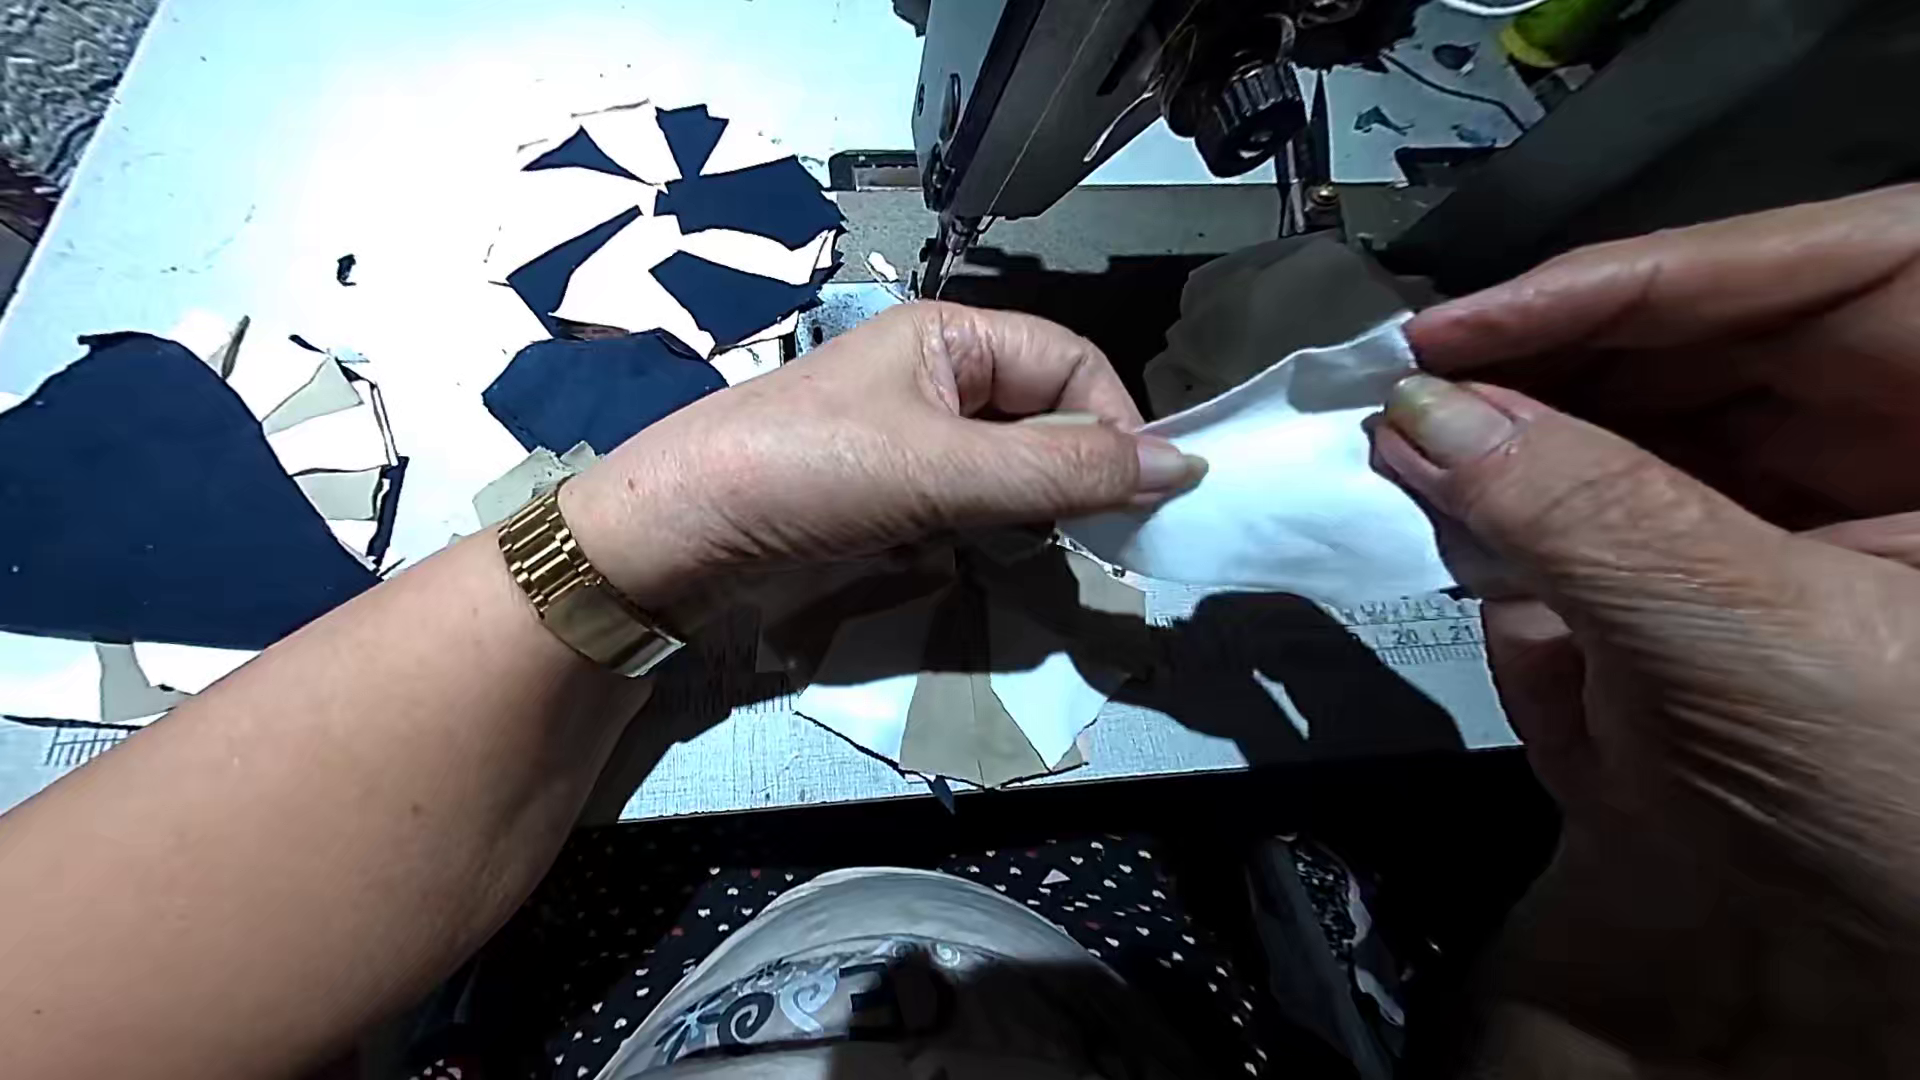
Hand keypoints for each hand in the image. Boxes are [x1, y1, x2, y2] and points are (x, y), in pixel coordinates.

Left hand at [561, 301, 1204, 613]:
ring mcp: (918, 437)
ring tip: (1039, 543)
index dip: (1116, 423)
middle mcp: (941, 377)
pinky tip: (994, 550)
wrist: (684, 536)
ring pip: (1015, 463)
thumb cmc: (809, 473)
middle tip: (1095, 532)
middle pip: (1046, 415)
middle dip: (1076, 471)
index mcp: (953, 337)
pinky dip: (998, 525)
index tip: (1141, 493)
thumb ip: (1061, 472)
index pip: (1072, 366)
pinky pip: (976, 498)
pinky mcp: (898, 488)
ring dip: (1038, 504)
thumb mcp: (942, 468)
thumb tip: (1181, 467)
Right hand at [1370, 188, 1919, 1067]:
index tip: (1447, 327)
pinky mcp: (1656, 538)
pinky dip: (1486, 484)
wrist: (1845, 951)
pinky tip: (1429, 487)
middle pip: (1688, 332)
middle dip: (1532, 357)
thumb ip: (1576, 515)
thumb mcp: (1752, 649)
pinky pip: (1559, 480)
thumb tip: (1412, 415)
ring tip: (1397, 437)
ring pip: (1606, 405)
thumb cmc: (1895, 810)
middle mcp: (1884, 422)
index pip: (1831, 267)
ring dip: (1493, 424)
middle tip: (1399, 388)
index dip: (1620, 282)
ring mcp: (1760, 482)